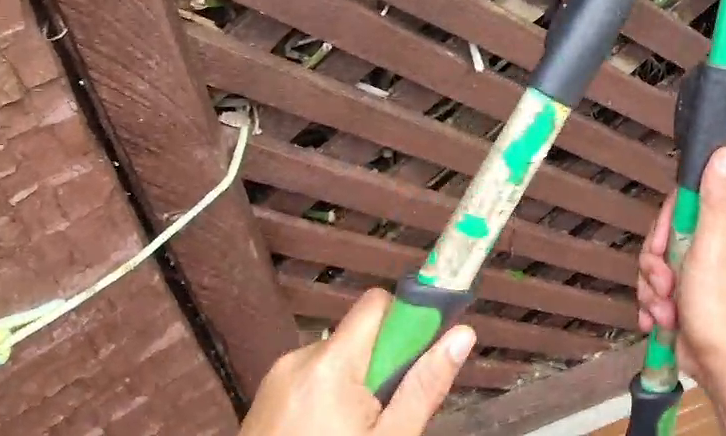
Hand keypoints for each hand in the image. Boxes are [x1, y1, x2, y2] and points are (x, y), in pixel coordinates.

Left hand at [240, 289, 474, 435]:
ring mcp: (274, 382)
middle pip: (358, 336)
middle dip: (380, 365)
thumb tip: (465, 333)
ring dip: (353, 384)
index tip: (416, 360)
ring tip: (353, 435)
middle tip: (385, 416)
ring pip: (335, 360)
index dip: (404, 322)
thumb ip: (424, 386)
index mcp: (328, 364)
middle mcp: (297, 359)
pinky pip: (310, 380)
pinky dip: (327, 399)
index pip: (377, 303)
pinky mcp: (260, 403)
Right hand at [634, 147, 725, 381]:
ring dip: (652, 290)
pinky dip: (651, 307)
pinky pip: (652, 289)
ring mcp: (694, 270)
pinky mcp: (682, 295)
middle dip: (654, 264)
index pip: (678, 203)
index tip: (663, 246)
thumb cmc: (717, 302)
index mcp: (722, 222)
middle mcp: (709, 242)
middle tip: (667, 284)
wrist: (717, 361)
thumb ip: (714, 196)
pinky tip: (659, 322)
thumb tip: (725, 150)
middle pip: (661, 234)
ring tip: (667, 310)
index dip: (663, 225)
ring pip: (652, 264)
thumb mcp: (712, 242)